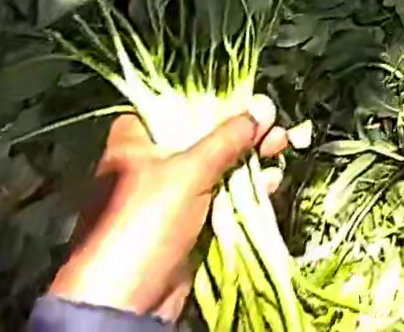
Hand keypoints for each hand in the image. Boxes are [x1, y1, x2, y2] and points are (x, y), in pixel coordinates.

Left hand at [48, 97, 288, 319]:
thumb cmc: (143, 225)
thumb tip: (263, 108)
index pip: (171, 105)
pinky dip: (247, 187)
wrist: (125, 308)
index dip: (206, 98)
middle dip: (242, 129)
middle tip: (271, 124)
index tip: (240, 95)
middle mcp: (150, 165)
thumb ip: (229, 136)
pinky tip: (270, 180)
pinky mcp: (188, 224)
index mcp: (135, 144)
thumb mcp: (189, 170)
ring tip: (278, 146)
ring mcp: (170, 197)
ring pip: (219, 165)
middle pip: (204, 134)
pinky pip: (224, 195)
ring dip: (251, 156)